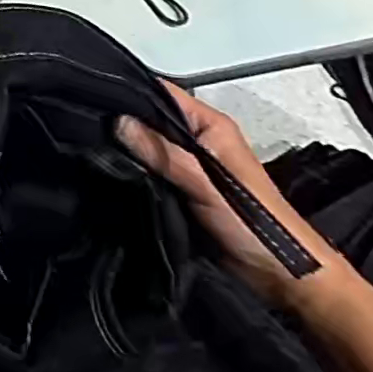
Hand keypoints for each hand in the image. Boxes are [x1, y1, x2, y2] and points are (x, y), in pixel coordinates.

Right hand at [116, 80, 346, 308]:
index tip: (98, 99)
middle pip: (150, 118)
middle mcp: (198, 140)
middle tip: (91, 128)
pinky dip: (133, 173)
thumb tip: (122, 123)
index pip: (162, 93)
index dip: (130, 92)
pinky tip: (114, 174)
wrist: (281, 280)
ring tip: (97, 150)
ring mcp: (188, 166)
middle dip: (123, 123)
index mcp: (210, 126)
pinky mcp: (180, 190)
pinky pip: (148, 172)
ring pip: (146, 146)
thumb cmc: (263, 229)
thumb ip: (164, 153)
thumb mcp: (208, 185)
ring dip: (127, 150)